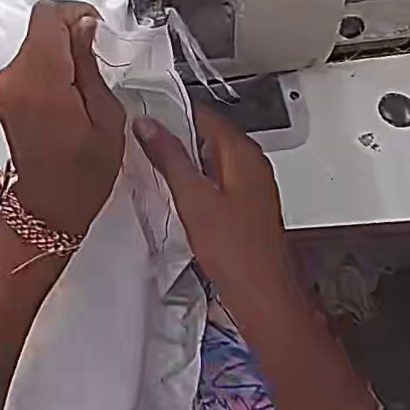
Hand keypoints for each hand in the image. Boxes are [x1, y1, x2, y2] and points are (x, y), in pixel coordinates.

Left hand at [0, 0, 125, 241]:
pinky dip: (52, 64)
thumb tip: (84, 27)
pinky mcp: (3, 93)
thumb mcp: (107, 116)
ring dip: (62, 50)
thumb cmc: (84, 172)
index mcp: (38, 82)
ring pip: (36, 42)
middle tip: (99, 61)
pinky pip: (30, 61)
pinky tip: (70, 90)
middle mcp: (12, 79)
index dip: (77, 15)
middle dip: (72, 33)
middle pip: (41, 27)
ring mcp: (2, 86)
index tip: (98, 34)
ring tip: (86, 82)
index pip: (48, 16)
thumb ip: (89, 64)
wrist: (48, 209)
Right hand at [133, 104, 295, 306]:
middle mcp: (252, 163)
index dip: (171, 114)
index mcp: (243, 152)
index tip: (144, 122)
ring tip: (157, 170)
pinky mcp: (248, 204)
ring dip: (186, 161)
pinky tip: (181, 196)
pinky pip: (218, 178)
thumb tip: (148, 126)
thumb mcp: (193, 199)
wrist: (264, 295)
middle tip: (144, 145)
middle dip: (177, 138)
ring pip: (212, 157)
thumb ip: (170, 158)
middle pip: (208, 134)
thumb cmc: (236, 253)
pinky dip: (198, 180)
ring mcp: (252, 184)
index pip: (204, 114)